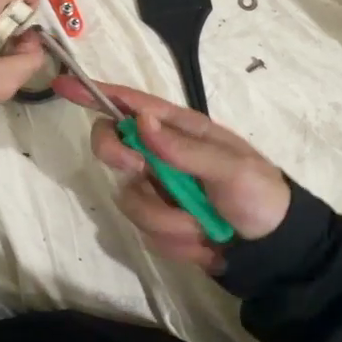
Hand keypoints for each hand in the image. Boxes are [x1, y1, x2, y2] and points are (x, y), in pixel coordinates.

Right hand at [53, 77, 291, 269]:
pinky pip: (144, 228)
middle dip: (122, 160)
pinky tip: (201, 242)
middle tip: (141, 171)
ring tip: (202, 227)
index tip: (64, 86)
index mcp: (181, 130)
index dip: (95, 93)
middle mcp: (162, 155)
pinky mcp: (159, 222)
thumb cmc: (261, 198)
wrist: (277, 255)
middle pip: (113, 145)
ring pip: (128, 196)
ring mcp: (158, 190)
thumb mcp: (231, 168)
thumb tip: (141, 119)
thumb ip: (184, 147)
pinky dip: (174, 239)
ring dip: (165, 217)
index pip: (130, 104)